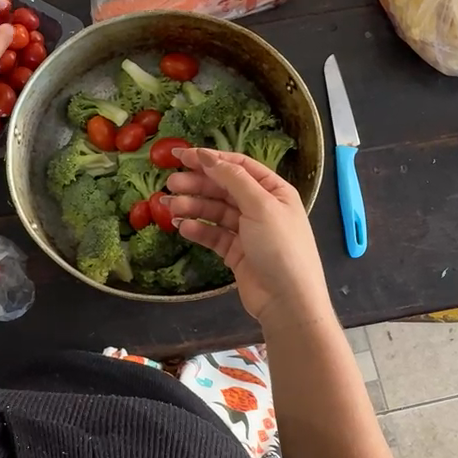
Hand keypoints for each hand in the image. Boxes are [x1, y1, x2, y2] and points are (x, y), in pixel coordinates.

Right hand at [165, 148, 331, 330]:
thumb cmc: (280, 247)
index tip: (180, 156)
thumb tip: (206, 155)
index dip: (209, 159)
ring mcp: (248, 230)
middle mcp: (261, 207)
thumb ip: (232, 179)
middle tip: (171, 183)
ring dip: (193, 206)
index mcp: (274, 190)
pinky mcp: (236, 252)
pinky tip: (183, 227)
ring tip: (169, 207)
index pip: (238, 166)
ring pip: (215, 211)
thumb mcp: (260, 206)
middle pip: (223, 188)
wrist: (288, 301)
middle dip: (197, 184)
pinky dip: (198, 229)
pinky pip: (213, 234)